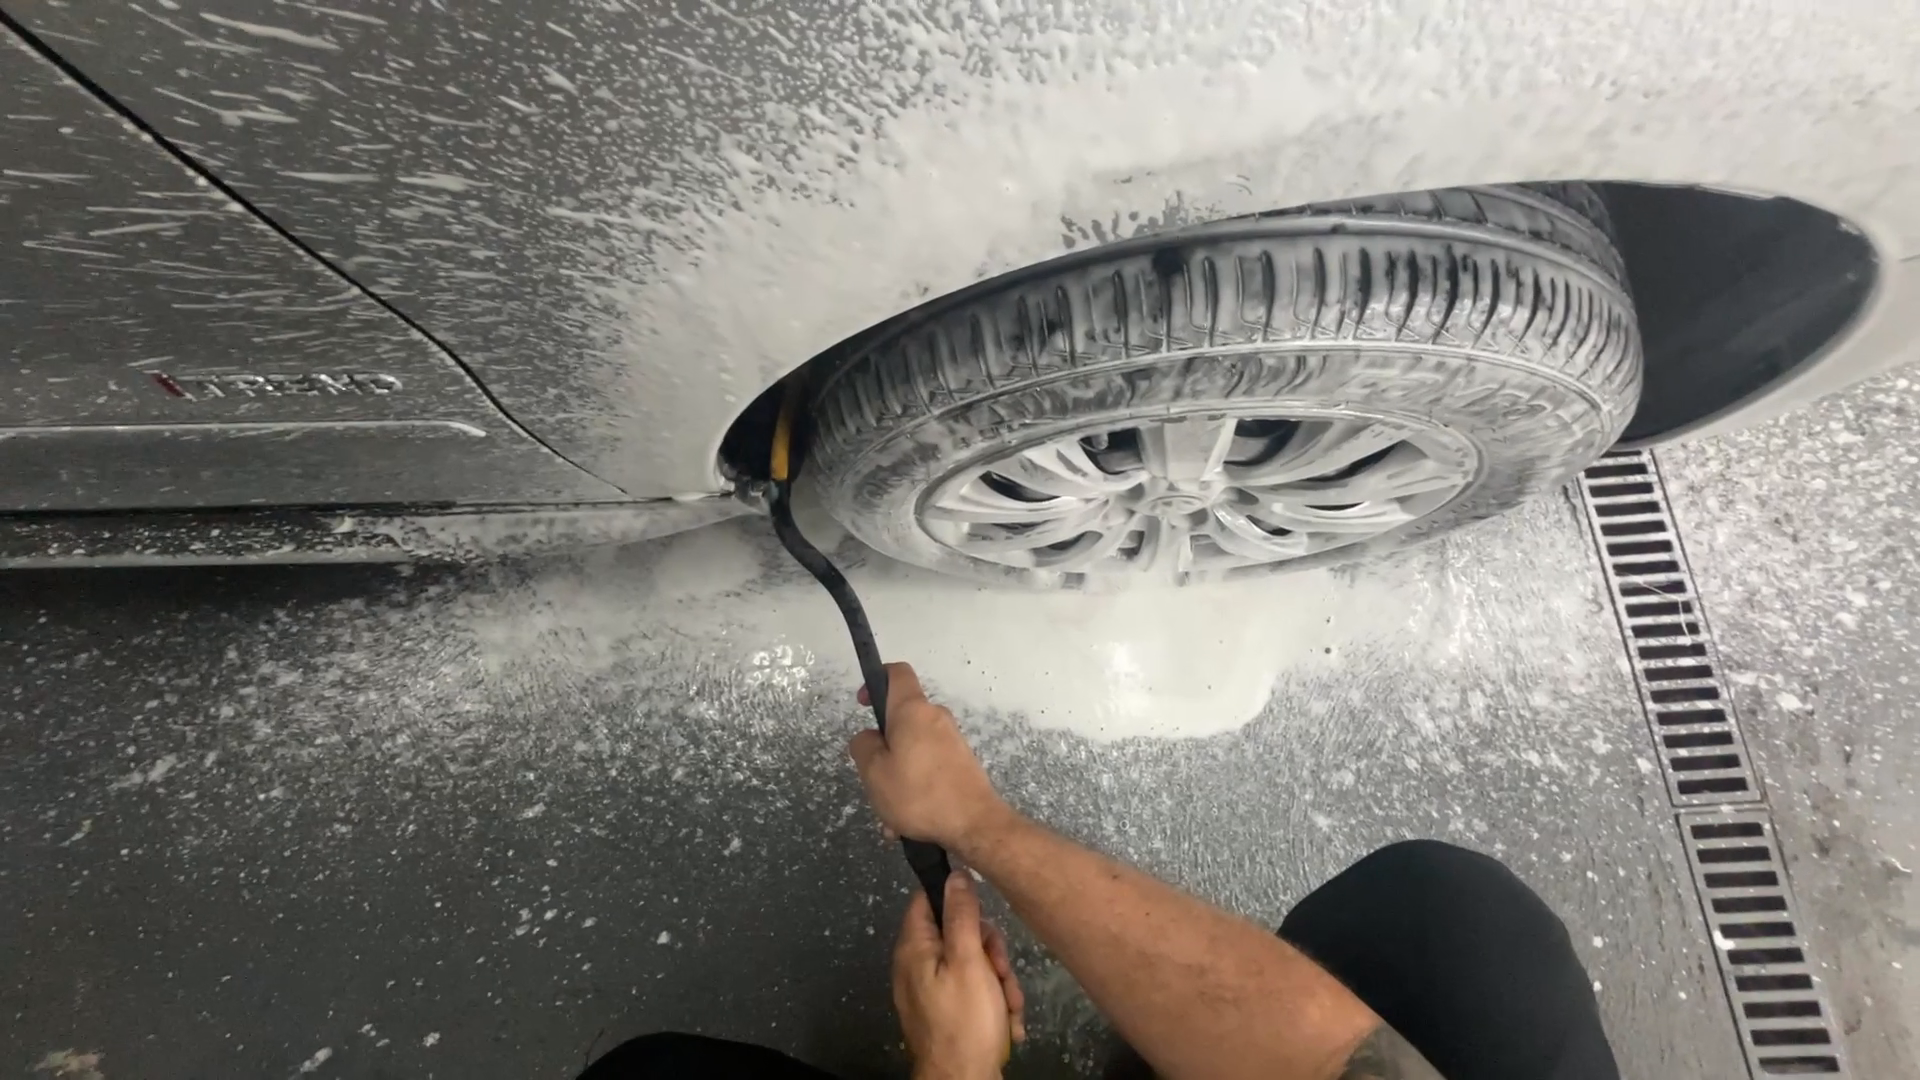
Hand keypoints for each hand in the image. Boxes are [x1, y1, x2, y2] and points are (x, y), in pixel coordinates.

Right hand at [849, 663, 1009, 852]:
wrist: (975, 824)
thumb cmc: (919, 794)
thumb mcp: (874, 772)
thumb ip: (863, 747)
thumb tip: (869, 737)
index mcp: (912, 711)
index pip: (897, 673)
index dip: (877, 679)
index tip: (864, 703)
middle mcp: (935, 717)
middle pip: (901, 720)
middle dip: (883, 748)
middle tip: (873, 778)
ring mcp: (951, 739)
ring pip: (913, 749)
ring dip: (897, 775)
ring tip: (890, 814)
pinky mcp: (961, 761)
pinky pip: (928, 765)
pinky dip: (915, 786)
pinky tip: (908, 820)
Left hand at [893, 871, 1026, 1079]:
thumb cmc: (965, 1020)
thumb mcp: (969, 960)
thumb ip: (962, 914)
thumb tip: (956, 874)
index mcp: (914, 947)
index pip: (928, 899)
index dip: (958, 901)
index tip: (982, 917)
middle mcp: (917, 965)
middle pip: (958, 933)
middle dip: (990, 951)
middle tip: (1002, 971)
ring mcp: (931, 991)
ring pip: (973, 964)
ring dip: (999, 981)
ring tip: (1009, 1004)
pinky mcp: (947, 1014)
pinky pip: (973, 992)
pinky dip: (993, 1003)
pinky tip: (1007, 1020)